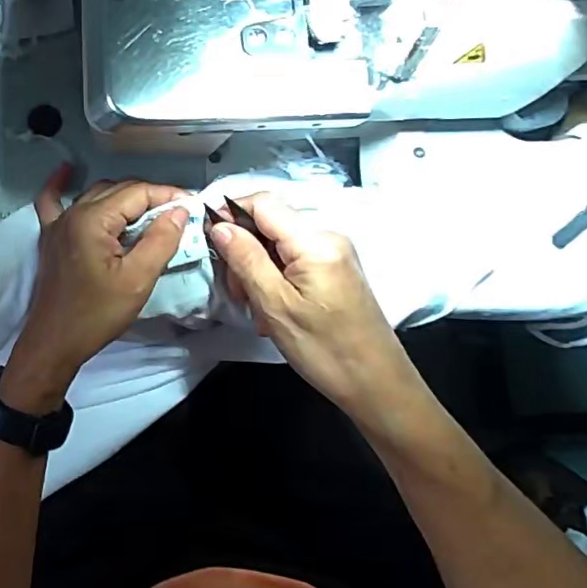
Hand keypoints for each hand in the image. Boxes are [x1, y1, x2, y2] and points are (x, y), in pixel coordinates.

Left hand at [3, 166, 190, 412]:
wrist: (54, 344)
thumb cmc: (97, 314)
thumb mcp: (138, 280)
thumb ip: (160, 240)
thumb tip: (180, 210)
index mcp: (94, 219)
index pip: (138, 193)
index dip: (167, 195)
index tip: (192, 205)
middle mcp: (74, 213)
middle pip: (118, 191)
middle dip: (150, 197)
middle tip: (178, 213)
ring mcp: (58, 223)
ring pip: (96, 195)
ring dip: (123, 197)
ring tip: (151, 210)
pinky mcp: (50, 237)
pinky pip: (52, 202)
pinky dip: (60, 185)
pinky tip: (66, 170)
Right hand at [207, 192, 432, 434]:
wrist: (377, 385)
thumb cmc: (325, 350)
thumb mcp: (275, 305)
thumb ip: (246, 259)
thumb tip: (219, 225)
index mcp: (315, 241)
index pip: (264, 202)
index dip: (231, 211)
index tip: (209, 238)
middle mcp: (327, 237)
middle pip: (270, 222)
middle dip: (244, 250)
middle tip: (237, 292)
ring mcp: (334, 253)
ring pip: (278, 243)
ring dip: (257, 268)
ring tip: (256, 308)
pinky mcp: (335, 269)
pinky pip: (294, 259)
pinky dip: (275, 278)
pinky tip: (273, 309)